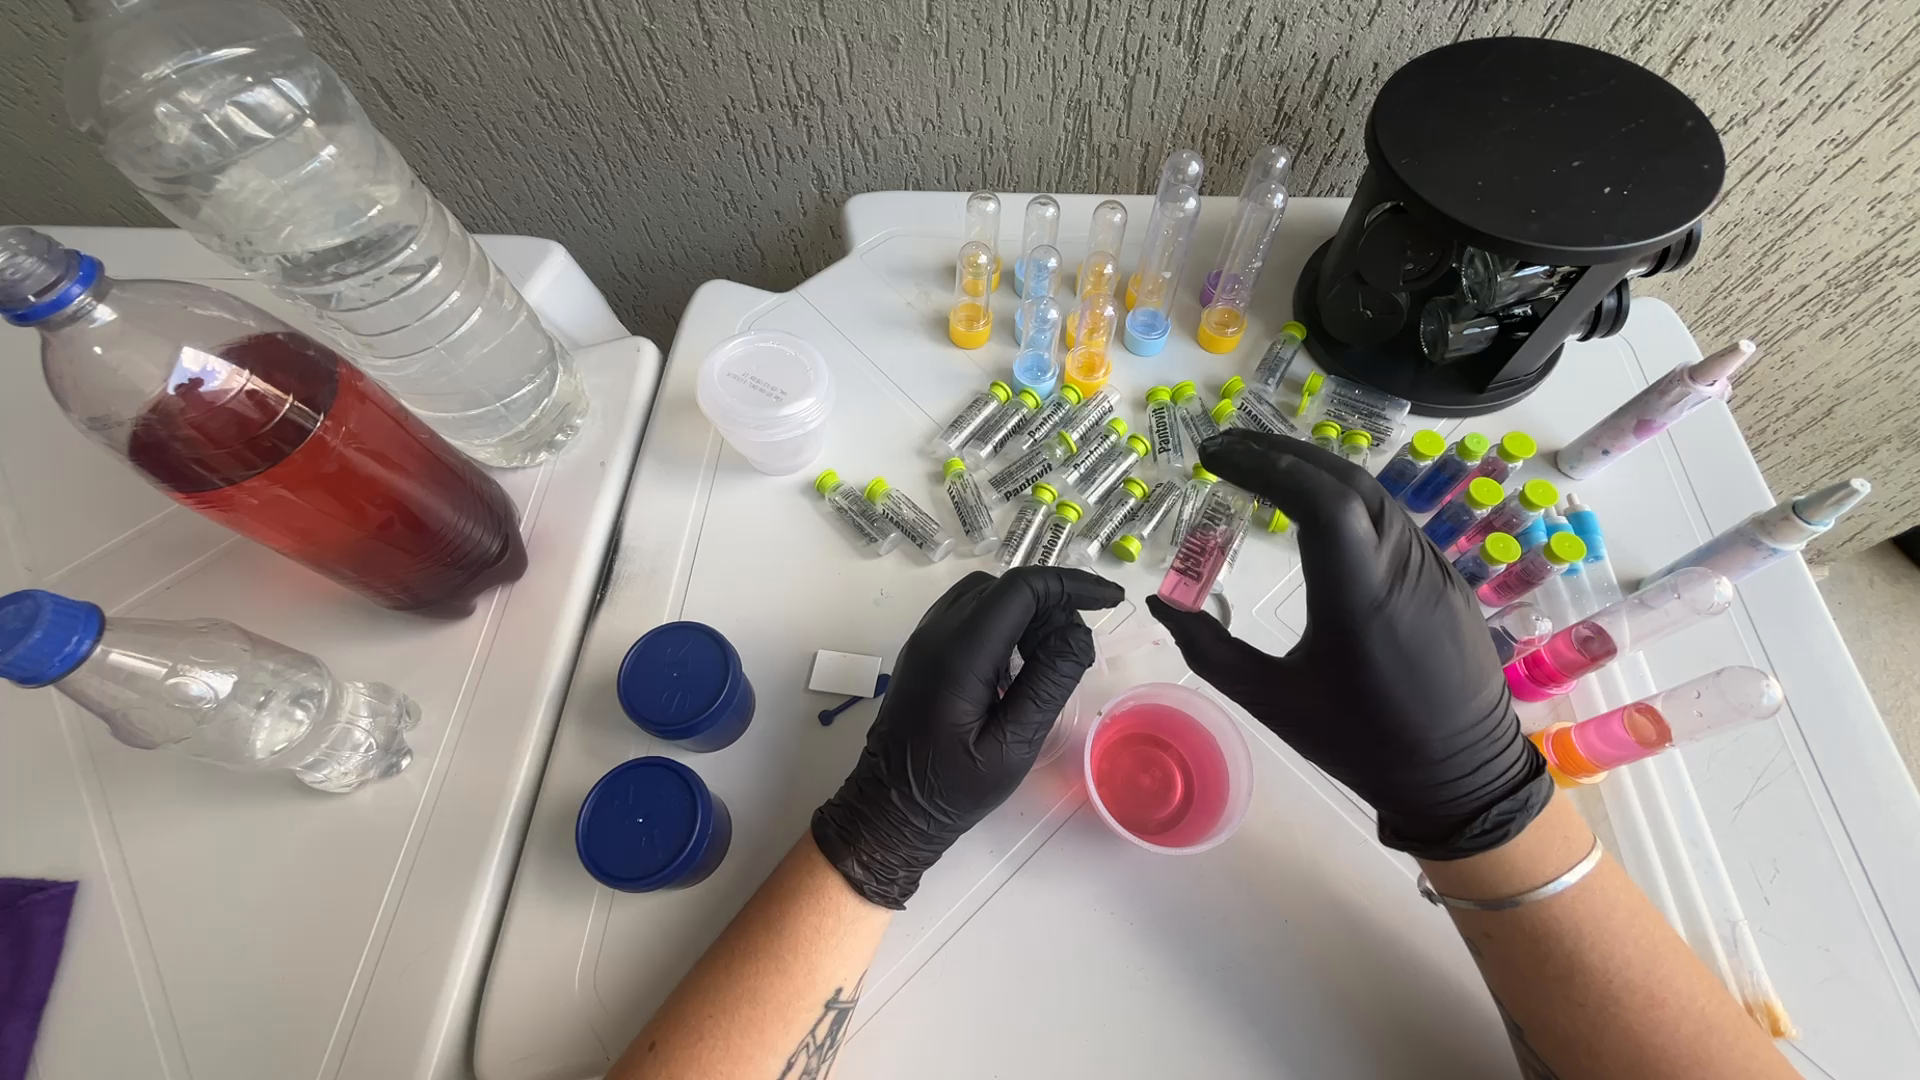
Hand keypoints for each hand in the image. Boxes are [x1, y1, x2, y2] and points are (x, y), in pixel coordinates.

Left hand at [812, 567, 1124, 907]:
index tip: (1109, 600)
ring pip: (987, 595)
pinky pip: (970, 613)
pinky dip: (1004, 621)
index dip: (1070, 586)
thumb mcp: (1012, 746)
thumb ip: (1047, 683)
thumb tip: (1077, 632)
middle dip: (1052, 602)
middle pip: (1005, 587)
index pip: (1021, 589)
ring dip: (1028, 611)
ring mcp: (925, 637)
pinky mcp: (924, 650)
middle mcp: (937, 632)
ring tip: (1050, 656)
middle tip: (1076, 648)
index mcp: (960, 652)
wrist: (888, 808)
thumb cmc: (951, 789)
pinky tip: (1017, 662)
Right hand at [1145, 430, 1550, 859]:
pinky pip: (1389, 516)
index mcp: (1357, 596)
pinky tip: (1311, 503)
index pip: (1318, 501)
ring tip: (1258, 463)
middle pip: (1344, 480)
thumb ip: (1207, 648)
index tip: (1212, 456)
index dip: (1262, 465)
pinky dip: (1341, 493)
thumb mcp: (1269, 700)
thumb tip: (1158, 602)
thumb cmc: (1359, 742)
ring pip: (1371, 492)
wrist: (1463, 777)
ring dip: (1311, 467)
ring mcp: (1431, 567)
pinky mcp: (1444, 576)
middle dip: (1279, 452)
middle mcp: (1401, 566)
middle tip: (1224, 446)